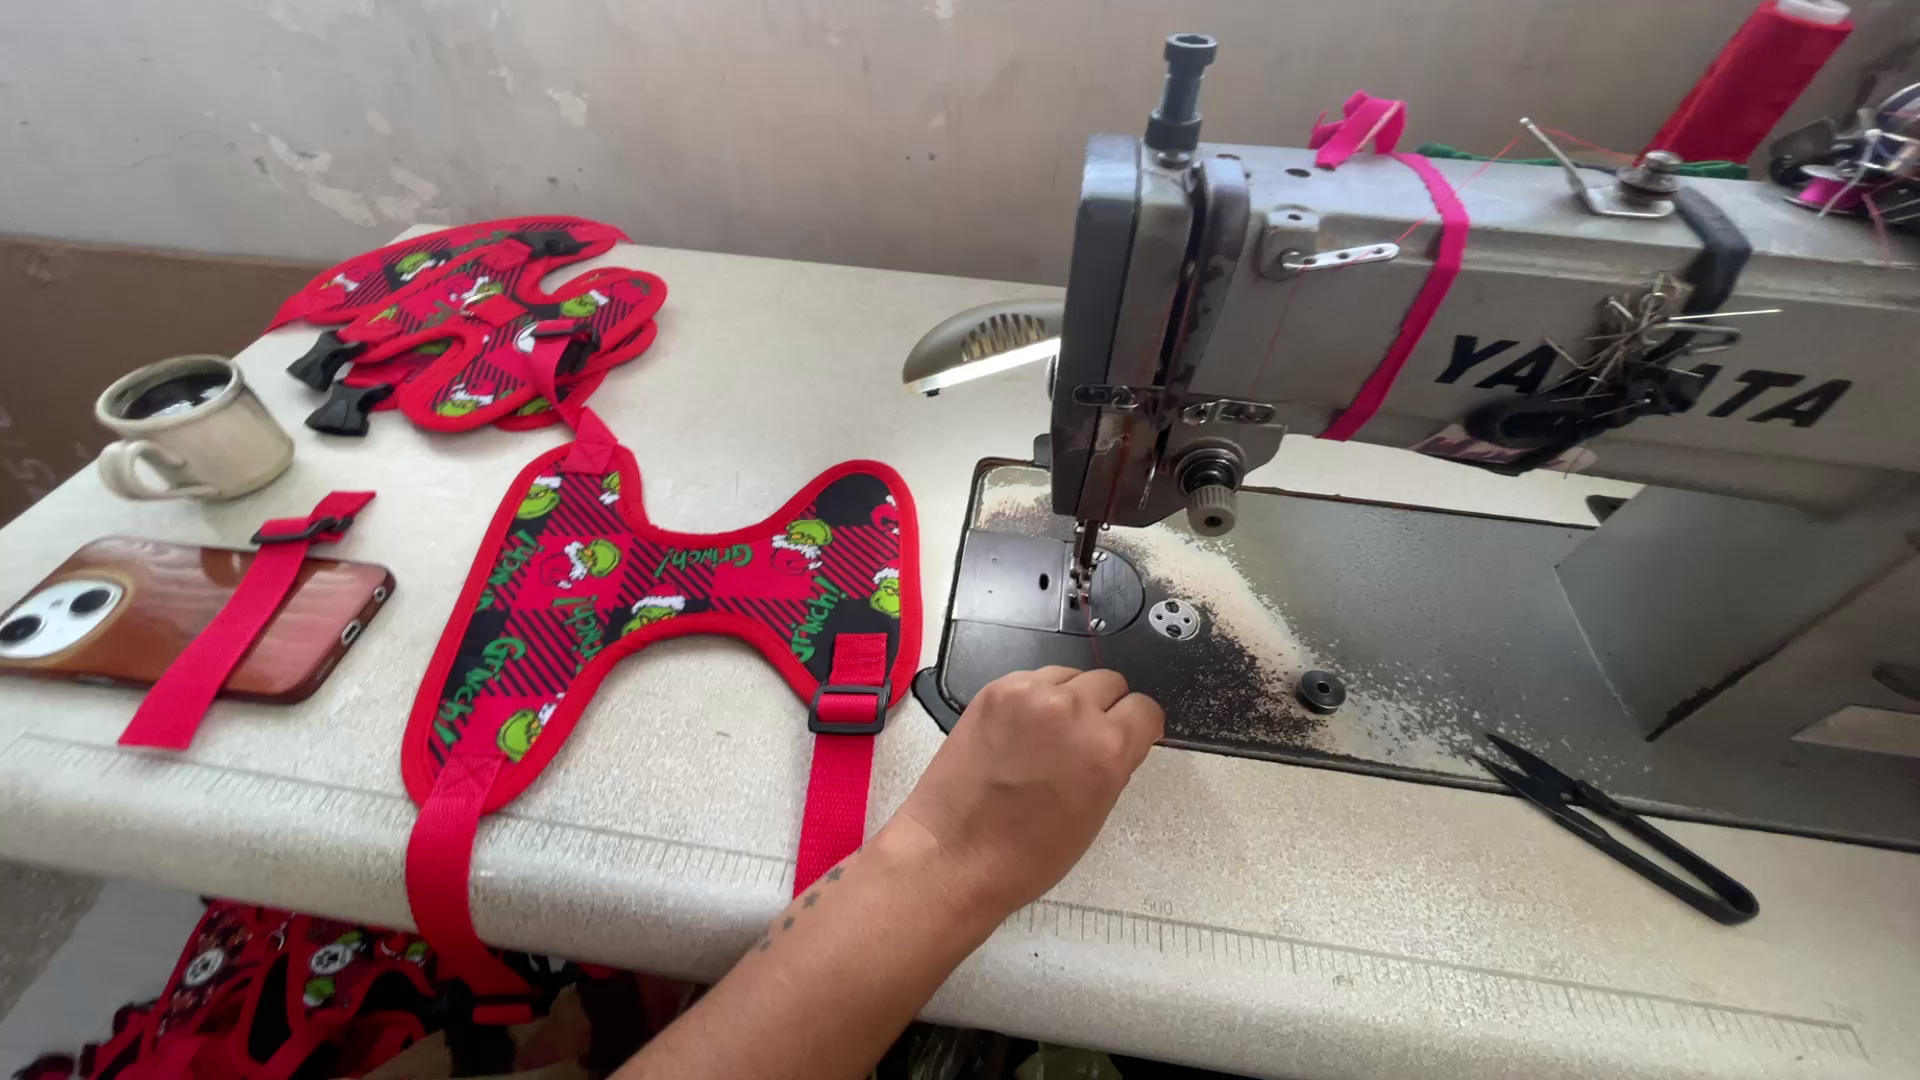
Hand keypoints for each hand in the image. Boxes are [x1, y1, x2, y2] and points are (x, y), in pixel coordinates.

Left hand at [885, 666, 1163, 924]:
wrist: (953, 852)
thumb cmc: (1027, 854)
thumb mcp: (1095, 812)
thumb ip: (1113, 761)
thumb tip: (1117, 735)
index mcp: (1107, 747)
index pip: (1145, 709)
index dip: (1138, 725)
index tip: (1129, 734)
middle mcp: (1071, 710)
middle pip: (1110, 682)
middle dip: (1104, 708)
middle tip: (1082, 737)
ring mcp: (1029, 694)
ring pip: (1071, 674)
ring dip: (1069, 697)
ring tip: (1047, 734)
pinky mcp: (995, 689)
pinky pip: (1032, 678)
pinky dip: (1034, 697)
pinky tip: (1020, 729)